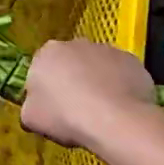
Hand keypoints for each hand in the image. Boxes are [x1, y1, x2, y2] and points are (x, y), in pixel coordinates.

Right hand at [20, 39, 156, 148]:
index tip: (51, 107)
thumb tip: (36, 105)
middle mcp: (77, 43)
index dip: (45, 88)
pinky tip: (120, 107)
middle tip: (75, 108)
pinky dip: (120, 86)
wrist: (114, 121)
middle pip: (71, 62)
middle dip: (72, 80)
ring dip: (97, 81)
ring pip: (98, 66)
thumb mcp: (30, 118)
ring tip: (101, 110)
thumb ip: (30, 105)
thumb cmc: (64, 116)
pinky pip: (122, 74)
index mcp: (47, 52)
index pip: (41, 67)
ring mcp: (108, 49)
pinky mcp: (133, 61)